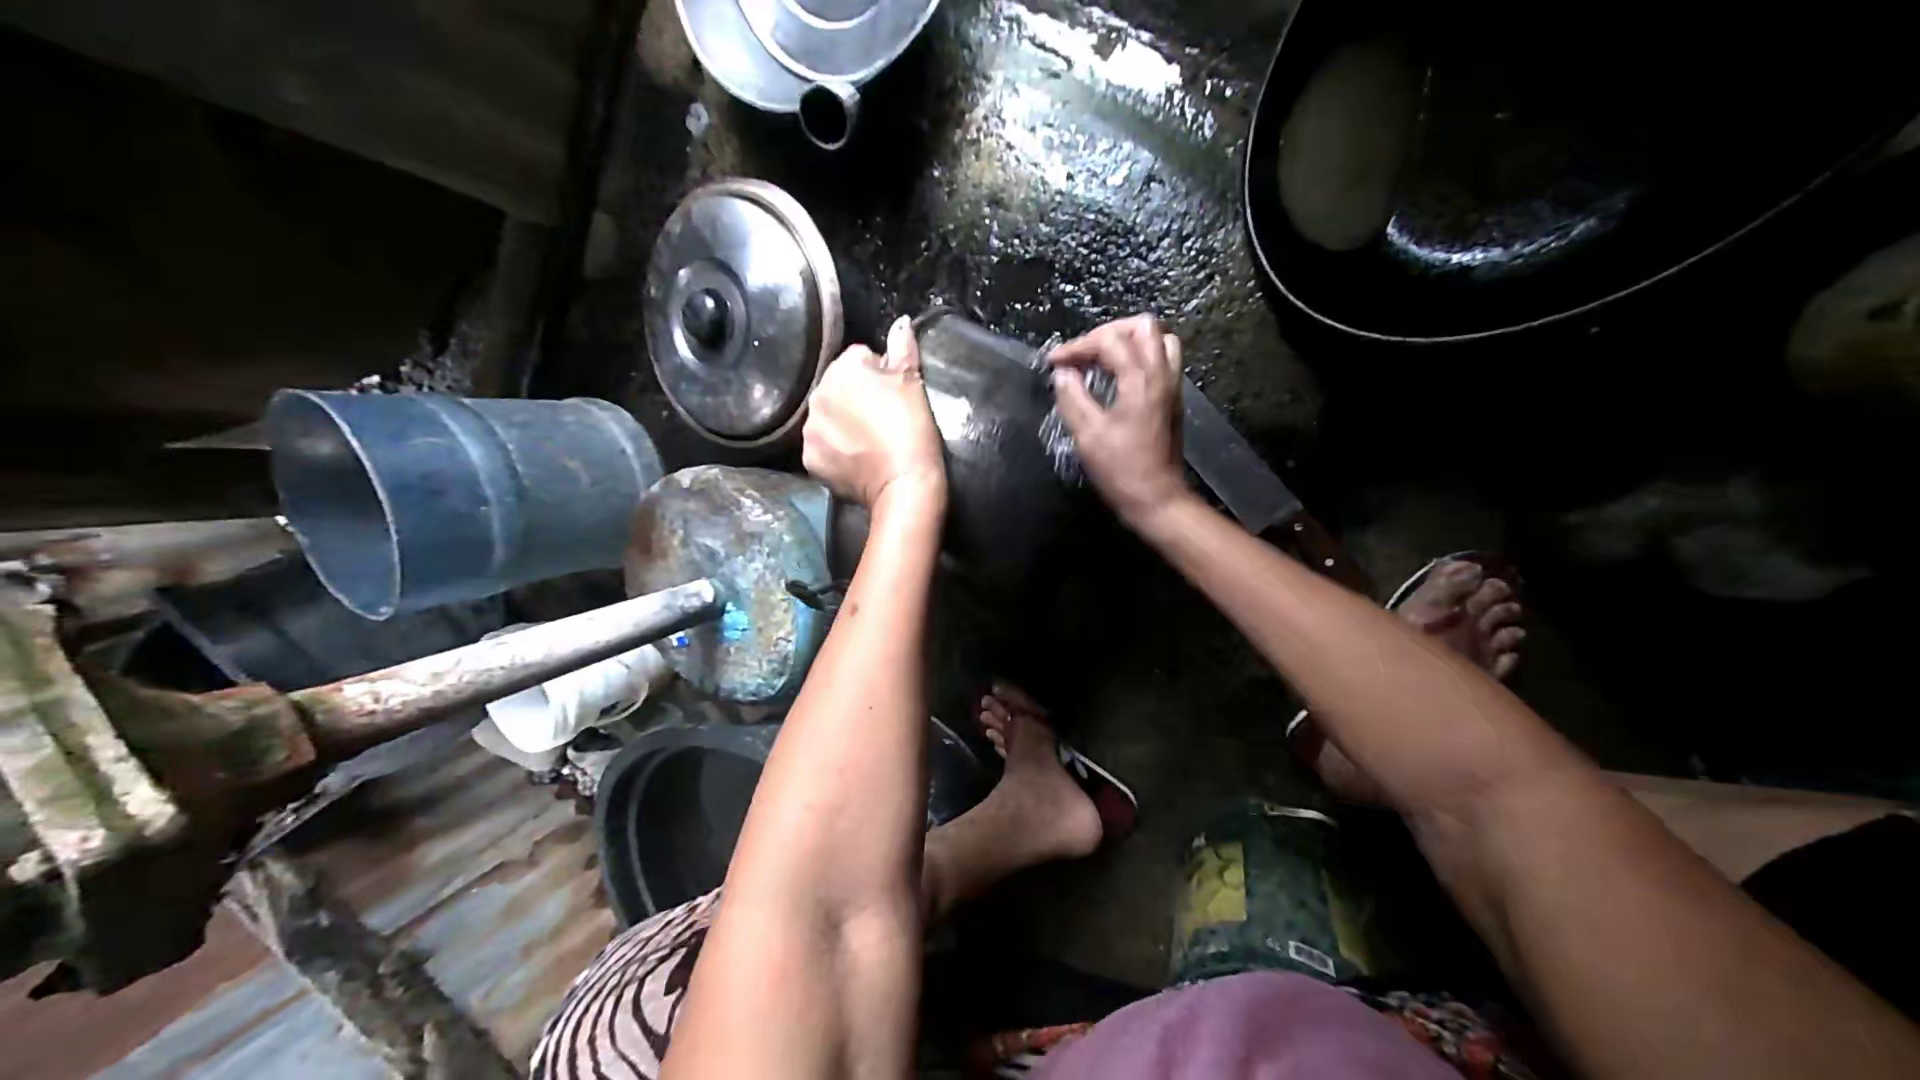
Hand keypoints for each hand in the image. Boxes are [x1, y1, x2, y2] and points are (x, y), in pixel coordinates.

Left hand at [802, 316, 946, 510]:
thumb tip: (901, 321)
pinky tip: (857, 460)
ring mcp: (810, 430)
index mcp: (843, 369)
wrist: (903, 485)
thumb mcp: (913, 382)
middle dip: (857, 398)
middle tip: (884, 420)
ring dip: (844, 423)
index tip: (895, 396)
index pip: (860, 358)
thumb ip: (903, 346)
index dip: (881, 374)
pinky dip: (836, 451)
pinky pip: (823, 446)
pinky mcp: (810, 460)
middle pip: (839, 387)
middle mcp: (817, 395)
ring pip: (828, 417)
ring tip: (871, 442)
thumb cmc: (912, 429)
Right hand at [1048, 314, 1189, 526]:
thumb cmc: (1121, 469)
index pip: (1108, 341)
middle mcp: (1161, 375)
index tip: (1054, 362)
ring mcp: (1171, 386)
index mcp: (1140, 380)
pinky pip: (1162, 359)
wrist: (1157, 499)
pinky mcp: (1172, 399)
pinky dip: (1140, 357)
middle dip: (1107, 333)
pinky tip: (1118, 376)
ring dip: (1129, 341)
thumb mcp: (1087, 435)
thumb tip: (1063, 374)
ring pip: (1158, 340)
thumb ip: (1072, 398)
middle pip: (1142, 327)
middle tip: (1083, 353)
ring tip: (1103, 359)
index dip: (1076, 346)